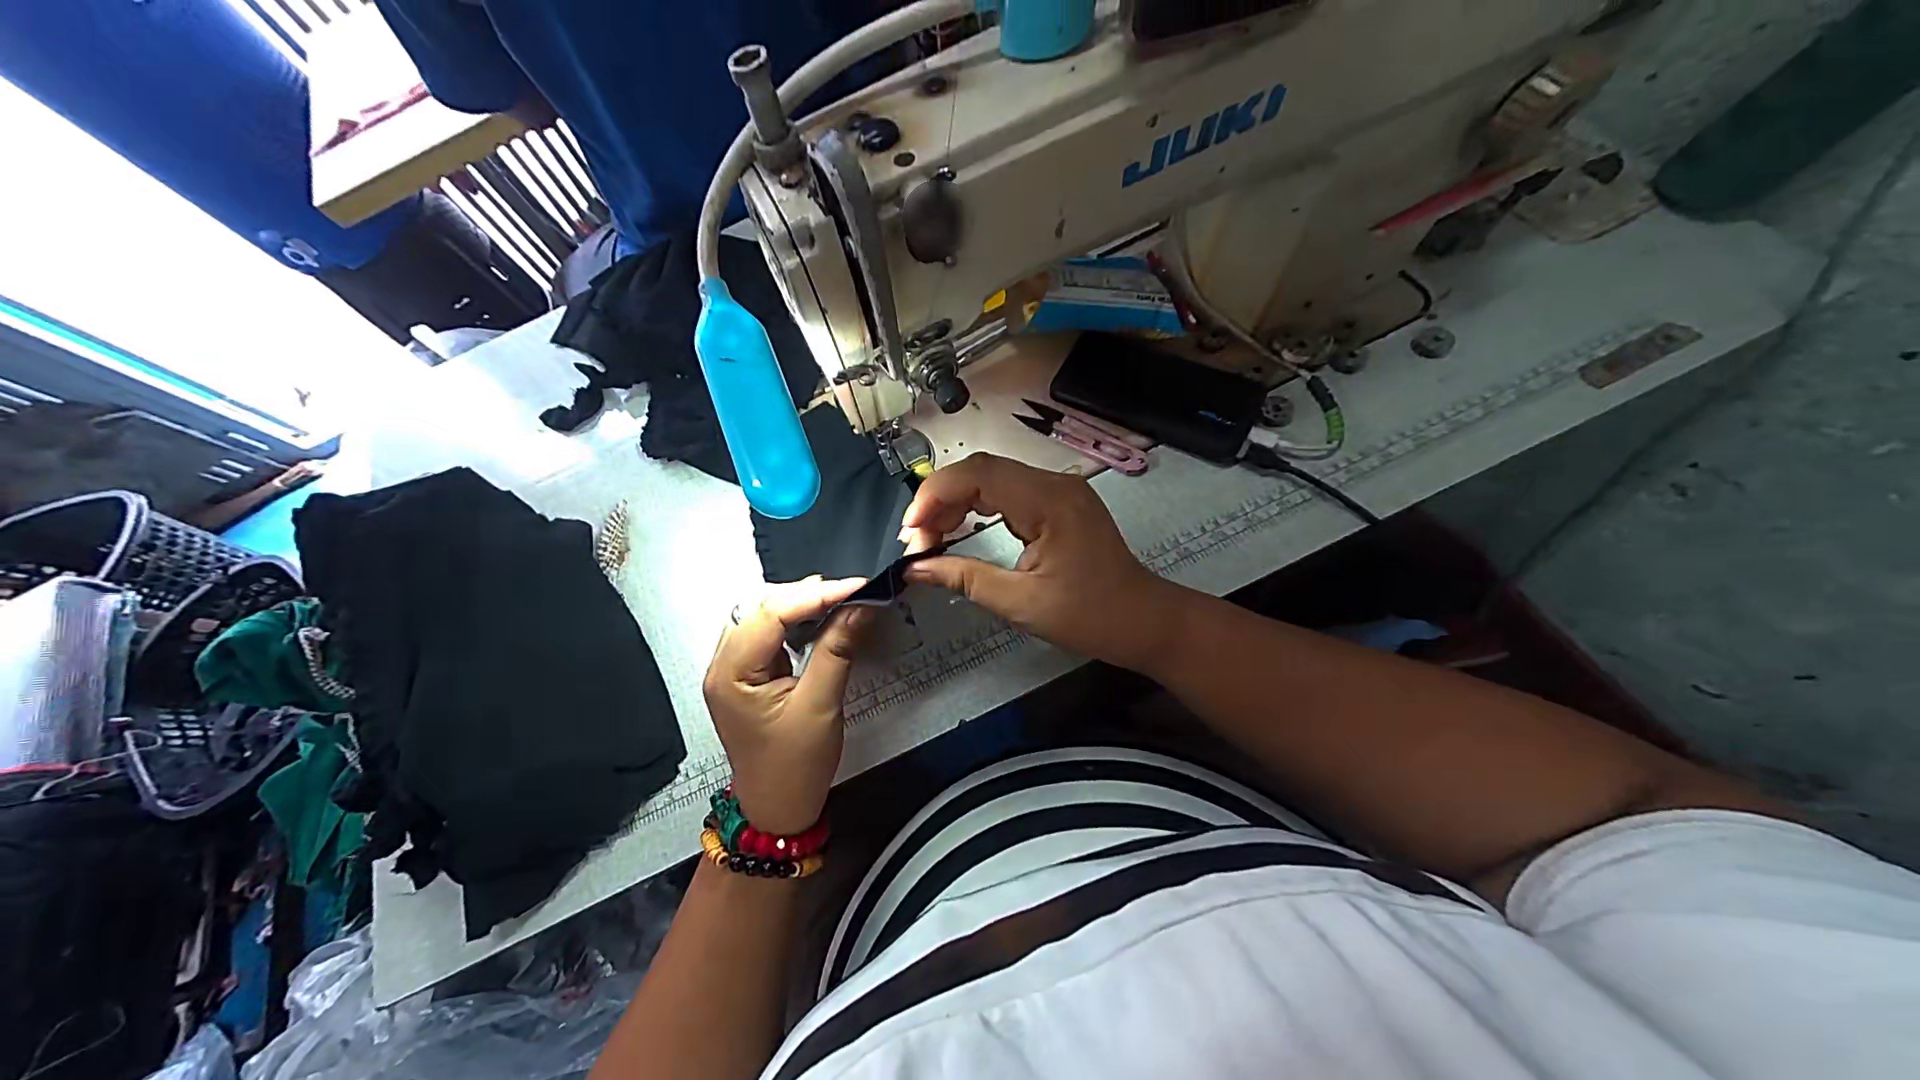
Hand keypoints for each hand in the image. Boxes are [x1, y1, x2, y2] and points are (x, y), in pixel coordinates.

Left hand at [704, 577, 873, 834]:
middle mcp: (723, 665)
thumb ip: (837, 650)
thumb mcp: (820, 706)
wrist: (779, 807)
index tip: (856, 587)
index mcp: (731, 674)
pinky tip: (819, 619)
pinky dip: (794, 620)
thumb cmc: (794, 766)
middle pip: (759, 606)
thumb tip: (860, 608)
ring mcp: (733, 669)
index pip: (770, 613)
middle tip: (850, 593)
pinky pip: (767, 632)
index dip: (815, 595)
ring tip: (838, 601)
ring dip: (799, 604)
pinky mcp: (747, 674)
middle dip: (804, 594)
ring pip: (761, 614)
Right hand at [901, 453, 1184, 670]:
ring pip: (993, 478)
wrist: (1143, 620)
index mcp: (1049, 501)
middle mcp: (1055, 483)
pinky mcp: (1059, 501)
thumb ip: (963, 578)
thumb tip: (914, 569)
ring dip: (957, 503)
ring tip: (932, 538)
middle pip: (982, 471)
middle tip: (917, 542)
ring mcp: (1059, 489)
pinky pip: (1009, 491)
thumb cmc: (1089, 616)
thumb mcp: (1020, 603)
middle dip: (941, 501)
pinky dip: (979, 507)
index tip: (911, 531)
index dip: (935, 494)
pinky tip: (960, 528)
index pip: (978, 473)